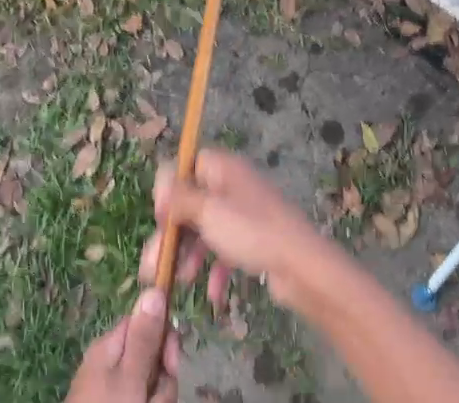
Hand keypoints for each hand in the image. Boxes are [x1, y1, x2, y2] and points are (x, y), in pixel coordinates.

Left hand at [64, 288, 181, 402]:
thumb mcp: (130, 377)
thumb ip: (144, 337)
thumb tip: (154, 288)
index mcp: (110, 347)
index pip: (147, 322)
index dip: (165, 340)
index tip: (172, 362)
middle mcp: (112, 364)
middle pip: (154, 357)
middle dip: (163, 381)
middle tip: (154, 400)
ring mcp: (115, 390)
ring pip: (154, 385)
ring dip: (158, 400)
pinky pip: (145, 400)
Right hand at [138, 148, 329, 311]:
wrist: (302, 266)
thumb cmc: (252, 231)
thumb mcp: (209, 211)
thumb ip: (181, 196)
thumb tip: (161, 181)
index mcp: (225, 170)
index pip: (190, 164)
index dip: (172, 187)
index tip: (161, 214)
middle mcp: (234, 188)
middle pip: (194, 202)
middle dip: (174, 232)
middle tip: (156, 260)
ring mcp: (246, 216)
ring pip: (207, 229)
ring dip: (189, 254)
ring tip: (178, 280)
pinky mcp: (255, 242)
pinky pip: (226, 251)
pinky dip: (216, 269)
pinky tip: (213, 294)